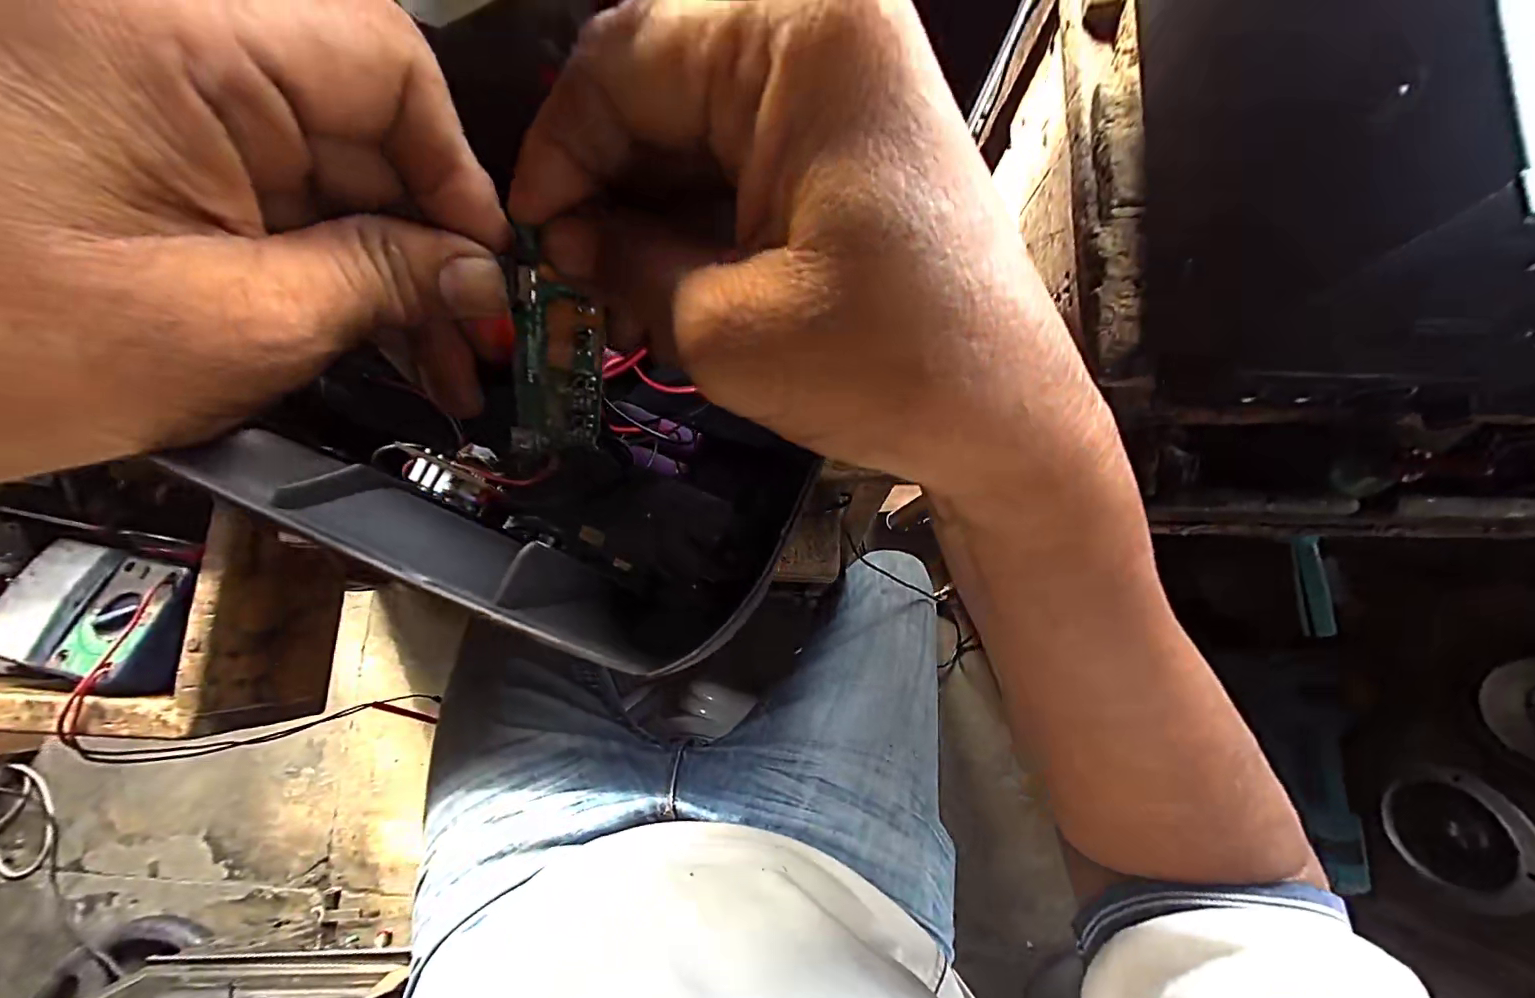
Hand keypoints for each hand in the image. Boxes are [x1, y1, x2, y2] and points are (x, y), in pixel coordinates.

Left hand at [0, 0, 509, 516]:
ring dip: (400, 275)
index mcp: (156, 23)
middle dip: (437, 245)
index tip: (488, 261)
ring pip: (337, 179)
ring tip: (445, 367)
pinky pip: (286, 202)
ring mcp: (140, 88)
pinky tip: (390, 342)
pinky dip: (345, 272)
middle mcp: (145, 25)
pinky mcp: (140, 145)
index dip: (457, 168)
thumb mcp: (245, 320)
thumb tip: (482, 276)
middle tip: (478, 339)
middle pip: (367, 129)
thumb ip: (386, 279)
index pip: (385, 58)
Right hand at [510, 0, 1122, 506]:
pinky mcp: (861, 167)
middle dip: (608, 196)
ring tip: (619, 308)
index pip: (622, 60)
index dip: (557, 153)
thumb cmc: (880, 368)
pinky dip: (708, 236)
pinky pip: (756, 181)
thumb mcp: (728, 326)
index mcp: (797, 37)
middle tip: (574, 286)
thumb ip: (627, 265)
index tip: (529, 238)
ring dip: (654, 225)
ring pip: (708, 148)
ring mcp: (853, 107)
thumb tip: (565, 240)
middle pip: (667, 99)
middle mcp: (829, 43)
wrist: (1006, 422)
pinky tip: (676, 294)